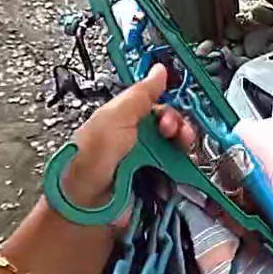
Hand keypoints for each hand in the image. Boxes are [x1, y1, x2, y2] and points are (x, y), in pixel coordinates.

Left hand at [58, 64, 197, 208]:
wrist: (87, 204)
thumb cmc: (93, 157)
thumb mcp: (116, 116)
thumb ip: (142, 93)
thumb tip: (160, 68)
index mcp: (124, 121)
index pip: (157, 108)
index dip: (167, 110)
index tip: (167, 120)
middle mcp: (138, 142)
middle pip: (172, 128)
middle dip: (179, 128)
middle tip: (175, 134)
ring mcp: (148, 165)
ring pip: (179, 150)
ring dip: (183, 148)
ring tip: (181, 151)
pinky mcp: (157, 187)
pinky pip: (180, 174)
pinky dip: (185, 171)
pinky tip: (182, 171)